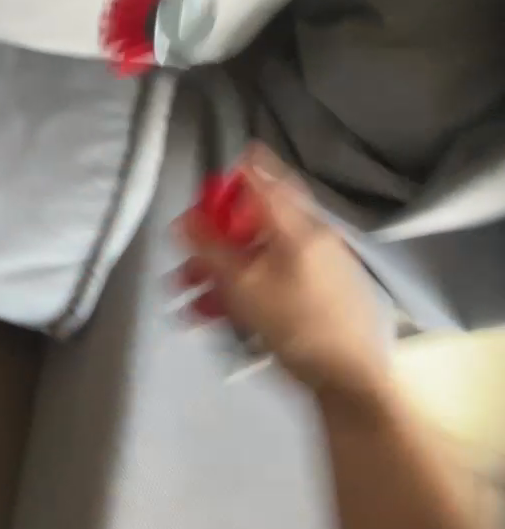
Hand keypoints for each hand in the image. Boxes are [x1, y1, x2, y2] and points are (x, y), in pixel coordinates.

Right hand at [174, 145, 393, 402]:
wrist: (345, 375)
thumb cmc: (292, 321)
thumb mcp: (239, 283)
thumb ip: (208, 247)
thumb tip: (184, 217)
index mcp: (297, 233)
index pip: (272, 187)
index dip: (252, 169)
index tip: (235, 153)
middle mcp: (308, 245)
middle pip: (250, 228)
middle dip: (209, 241)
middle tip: (183, 257)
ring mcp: (312, 271)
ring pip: (249, 260)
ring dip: (212, 274)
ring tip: (186, 296)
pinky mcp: (310, 295)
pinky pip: (261, 281)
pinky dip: (232, 291)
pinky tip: (209, 312)